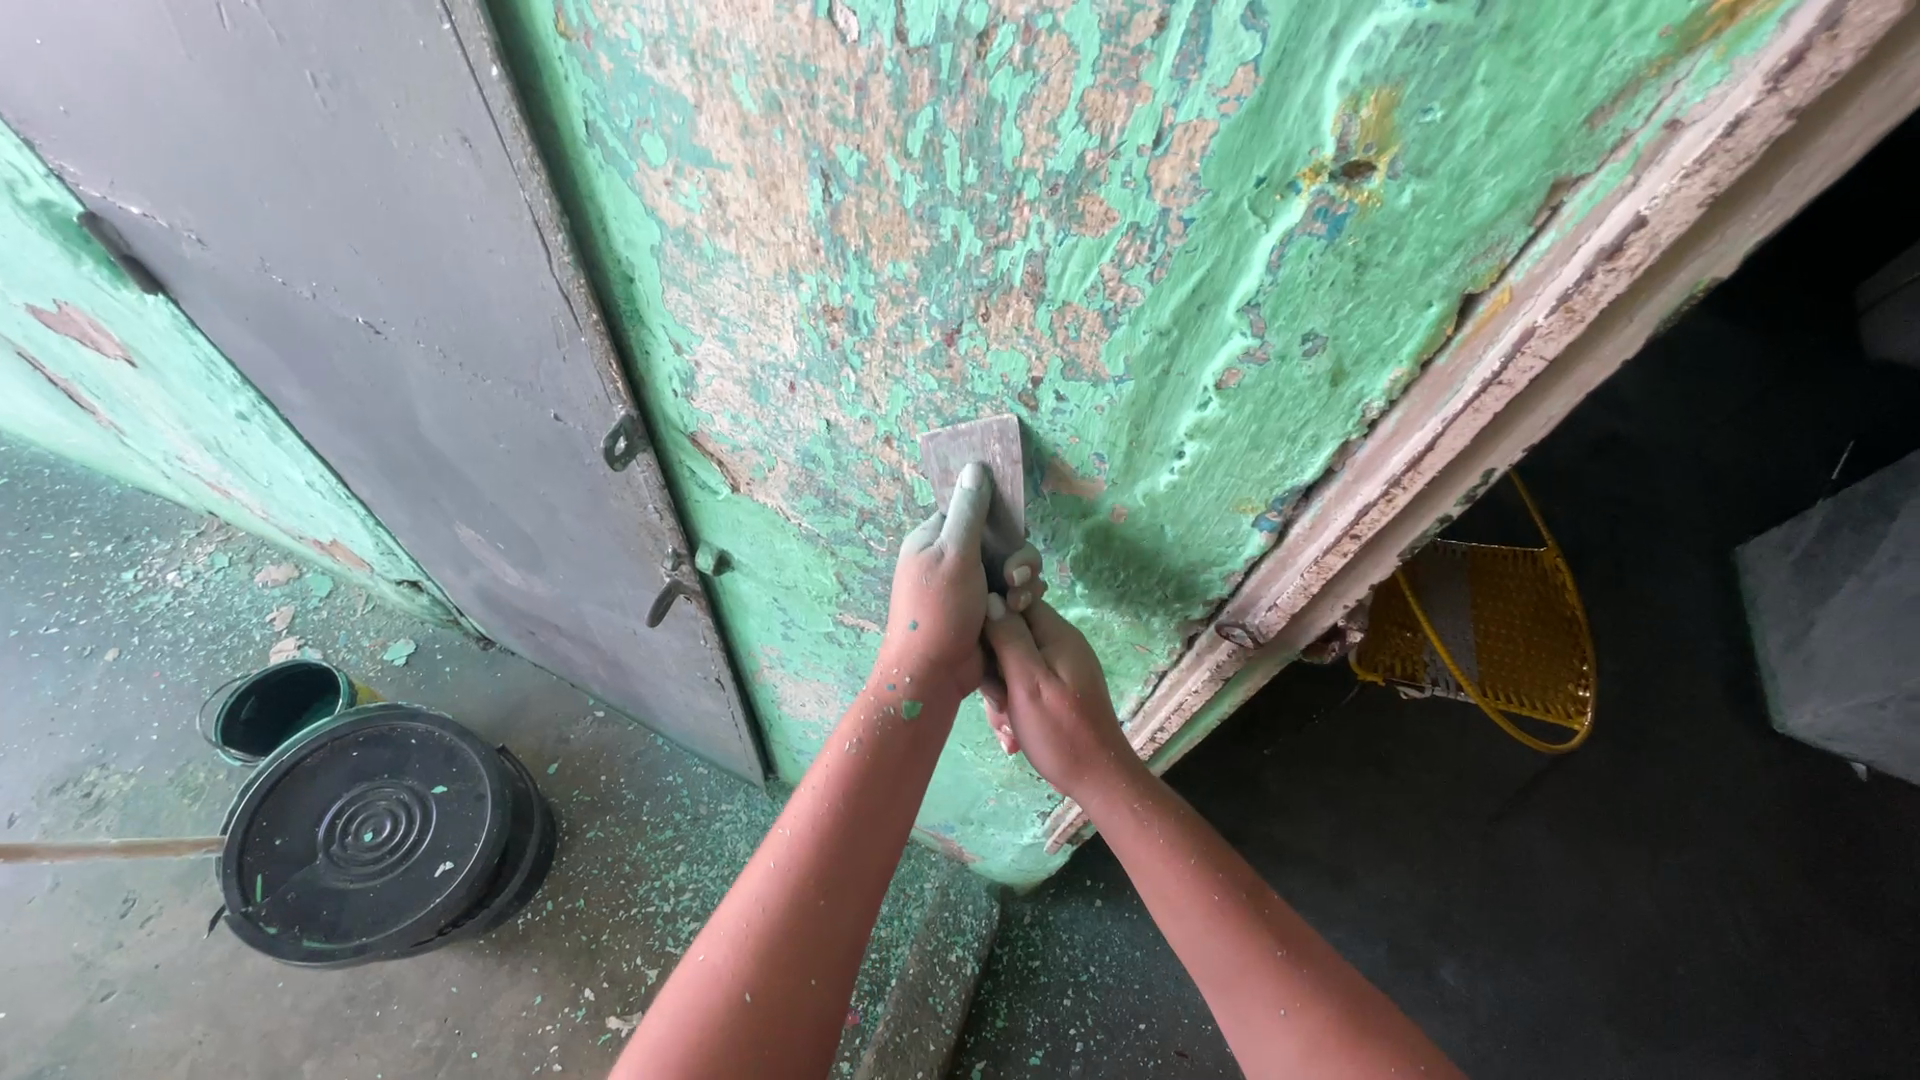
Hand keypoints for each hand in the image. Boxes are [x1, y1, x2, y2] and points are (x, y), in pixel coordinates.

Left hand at [879, 463, 1043, 706]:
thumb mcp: (954, 554)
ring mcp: (969, 585)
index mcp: (933, 538)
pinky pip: (1014, 592)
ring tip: (1016, 601)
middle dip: (1016, 556)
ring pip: (1012, 566)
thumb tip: (975, 466)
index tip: (1014, 527)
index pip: (971, 510)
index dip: (996, 516)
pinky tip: (1020, 612)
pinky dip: (1021, 599)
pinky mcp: (986, 609)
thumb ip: (969, 511)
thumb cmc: (938, 611)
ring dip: (1023, 580)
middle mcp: (950, 558)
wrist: (934, 674)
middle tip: (1015, 576)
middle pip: (999, 539)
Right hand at [981, 598, 1143, 801]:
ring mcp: (1060, 667)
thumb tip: (990, 597)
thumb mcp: (1027, 681)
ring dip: (1001, 694)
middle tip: (997, 699)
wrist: (1096, 779)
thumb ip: (1008, 637)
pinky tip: (1013, 733)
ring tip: (1007, 725)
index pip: (1015, 601)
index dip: (989, 621)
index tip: (978, 651)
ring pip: (1012, 664)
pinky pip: (1024, 684)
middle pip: (1010, 635)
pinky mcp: (1057, 689)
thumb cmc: (1060, 731)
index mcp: (1057, 634)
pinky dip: (1014, 705)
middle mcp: (1060, 643)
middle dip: (993, 668)